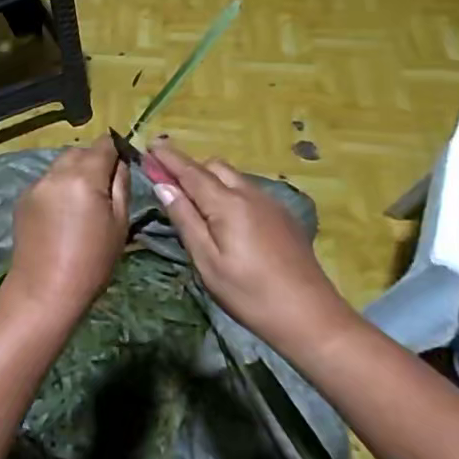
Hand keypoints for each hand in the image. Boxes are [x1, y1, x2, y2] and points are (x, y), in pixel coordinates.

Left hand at [9, 137, 129, 317]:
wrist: (43, 292)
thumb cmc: (92, 262)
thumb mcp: (120, 223)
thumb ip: (121, 185)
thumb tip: (120, 163)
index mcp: (84, 177)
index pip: (104, 144)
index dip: (117, 150)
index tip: (123, 167)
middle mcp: (57, 173)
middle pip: (80, 151)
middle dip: (94, 160)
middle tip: (104, 189)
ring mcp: (36, 185)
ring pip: (61, 165)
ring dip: (75, 173)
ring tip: (83, 202)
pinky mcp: (23, 199)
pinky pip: (47, 181)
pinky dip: (59, 187)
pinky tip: (63, 214)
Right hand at [147, 140, 357, 354]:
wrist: (308, 312)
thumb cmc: (249, 293)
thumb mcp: (208, 261)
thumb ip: (186, 220)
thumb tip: (164, 186)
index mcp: (228, 203)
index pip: (191, 171)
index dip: (169, 158)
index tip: (150, 145)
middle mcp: (250, 193)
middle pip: (215, 167)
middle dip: (190, 167)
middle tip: (168, 181)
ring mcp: (270, 202)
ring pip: (234, 178)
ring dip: (211, 179)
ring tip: (193, 199)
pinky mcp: (282, 215)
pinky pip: (249, 191)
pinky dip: (230, 192)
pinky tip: (226, 217)